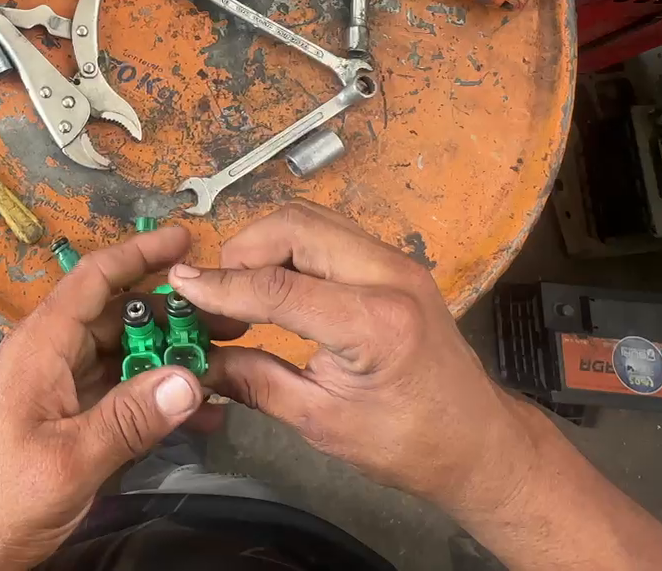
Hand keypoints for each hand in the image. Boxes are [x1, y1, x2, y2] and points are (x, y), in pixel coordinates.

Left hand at [0, 226, 214, 570]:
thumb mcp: (67, 460)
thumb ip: (129, 420)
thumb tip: (191, 378)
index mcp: (43, 343)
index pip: (95, 278)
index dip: (140, 253)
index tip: (186, 239)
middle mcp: (51, 354)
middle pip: (117, 316)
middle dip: (171, 314)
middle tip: (228, 321)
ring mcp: (58, 389)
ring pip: (121, 356)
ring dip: (167, 359)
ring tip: (223, 365)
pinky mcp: (64, 422)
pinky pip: (116, 396)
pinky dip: (152, 400)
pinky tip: (194, 415)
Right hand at [167, 200, 544, 519]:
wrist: (481, 441)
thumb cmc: (408, 443)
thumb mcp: (323, 424)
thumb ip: (255, 381)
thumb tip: (199, 359)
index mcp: (375, 323)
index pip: (279, 286)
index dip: (222, 285)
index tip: (180, 286)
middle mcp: (387, 273)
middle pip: (293, 225)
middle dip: (242, 250)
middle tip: (217, 290)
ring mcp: (393, 258)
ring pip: (307, 217)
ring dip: (264, 241)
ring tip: (242, 284)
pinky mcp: (391, 257)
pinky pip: (325, 228)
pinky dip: (288, 243)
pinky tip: (274, 277)